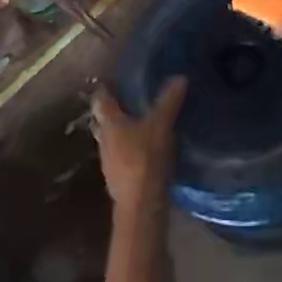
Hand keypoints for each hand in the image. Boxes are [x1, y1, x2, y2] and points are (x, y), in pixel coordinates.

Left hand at [91, 78, 186, 215]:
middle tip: (132, 101)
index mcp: (110, 123)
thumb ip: (169, 101)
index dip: (107, 89)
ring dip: (124, 133)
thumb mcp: (161, 125)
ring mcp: (109, 162)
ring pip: (113, 140)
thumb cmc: (145, 157)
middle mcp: (104, 140)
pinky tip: (146, 152)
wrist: (140, 204)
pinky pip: (122, 157)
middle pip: (104, 121)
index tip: (116, 80)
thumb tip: (179, 77)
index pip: (101, 99)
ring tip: (142, 125)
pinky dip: (131, 151)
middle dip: (115, 111)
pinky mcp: (118, 179)